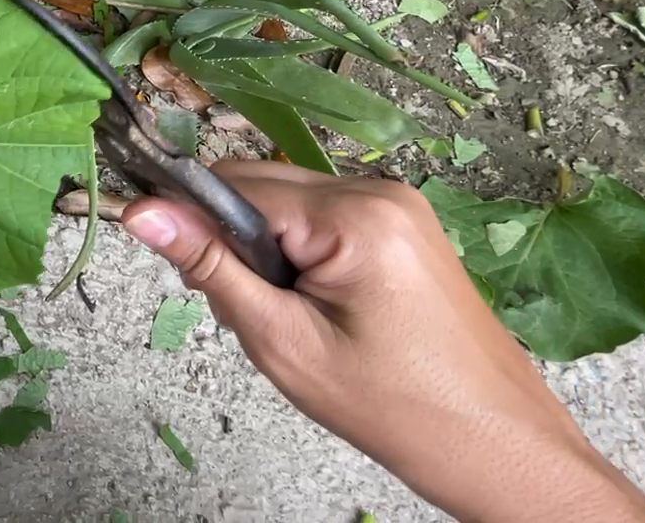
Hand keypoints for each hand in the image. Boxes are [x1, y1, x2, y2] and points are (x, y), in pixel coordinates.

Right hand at [121, 161, 644, 522]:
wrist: (508, 459)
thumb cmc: (393, 408)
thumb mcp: (280, 340)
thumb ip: (206, 265)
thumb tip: (136, 210)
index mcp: (354, 214)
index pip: (231, 185)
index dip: (196, 224)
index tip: (192, 276)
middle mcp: (375, 189)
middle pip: (254, 186)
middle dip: (228, 237)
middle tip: (242, 305)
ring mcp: (393, 203)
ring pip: (277, 199)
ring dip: (256, 245)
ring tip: (279, 309)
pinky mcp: (398, 222)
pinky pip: (309, 213)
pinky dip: (287, 248)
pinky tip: (304, 298)